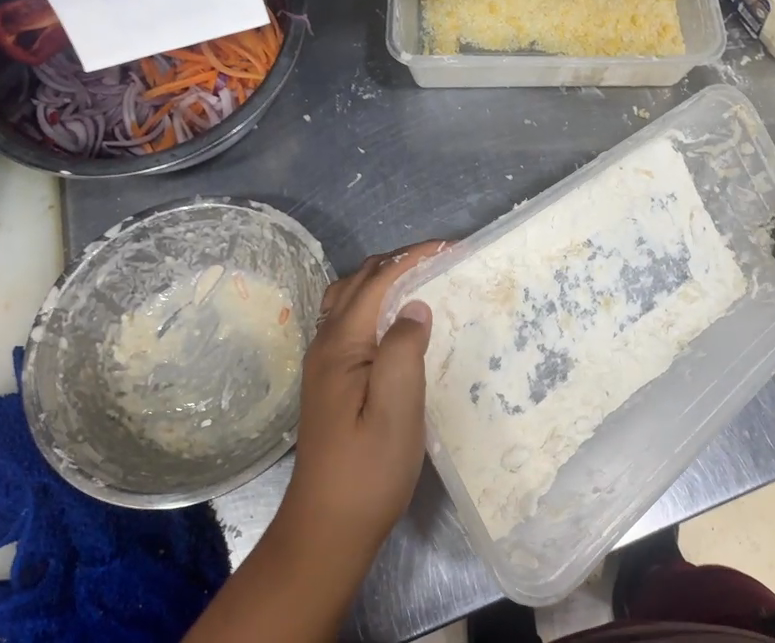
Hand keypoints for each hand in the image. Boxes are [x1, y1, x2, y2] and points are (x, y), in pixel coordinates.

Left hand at [280, 242, 444, 555]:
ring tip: (422, 280)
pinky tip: (398, 323)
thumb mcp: (396, 410)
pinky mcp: (330, 382)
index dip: (412, 258)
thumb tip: (415, 306)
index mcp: (340, 346)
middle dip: (398, 262)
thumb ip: (403, 349)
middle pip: (358, 283)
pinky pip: (351, 322)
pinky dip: (375, 304)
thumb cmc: (368, 470)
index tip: (450, 248)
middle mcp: (325, 346)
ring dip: (383, 280)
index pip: (376, 282)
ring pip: (349, 301)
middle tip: (441, 259)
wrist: (327, 527)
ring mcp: (324, 364)